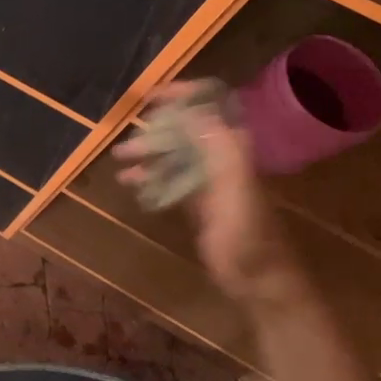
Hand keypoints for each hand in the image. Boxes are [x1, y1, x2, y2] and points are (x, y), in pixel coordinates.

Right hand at [114, 83, 306, 305]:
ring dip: (148, 154)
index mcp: (233, 150)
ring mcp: (210, 181)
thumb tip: (193, 112)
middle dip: (153, 132)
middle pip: (184, 131)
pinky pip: (171, 179)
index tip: (150, 95)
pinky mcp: (200, 203)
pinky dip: (151, 177)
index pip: (208, 108)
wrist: (261, 285)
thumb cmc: (248, 238)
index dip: (182, 96)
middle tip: (124, 143)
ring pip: (174, 155)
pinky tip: (131, 182)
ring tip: (119, 160)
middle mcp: (222, 158)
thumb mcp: (236, 191)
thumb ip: (220, 150)